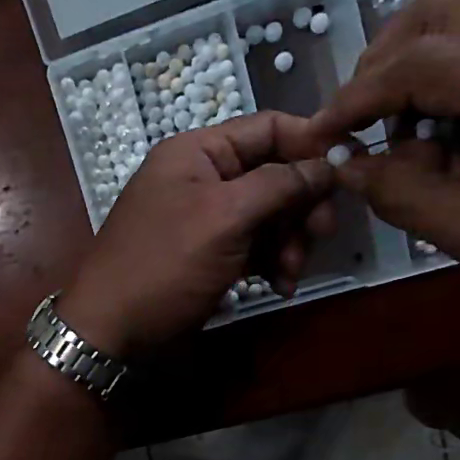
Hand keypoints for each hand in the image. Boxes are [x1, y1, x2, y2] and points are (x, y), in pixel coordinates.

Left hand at [61, 112, 334, 356]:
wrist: (111, 331)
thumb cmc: (163, 266)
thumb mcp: (224, 218)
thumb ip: (279, 184)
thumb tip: (328, 163)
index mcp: (197, 151)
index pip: (269, 128)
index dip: (311, 145)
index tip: (348, 174)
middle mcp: (201, 177)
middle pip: (273, 173)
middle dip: (301, 205)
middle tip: (320, 236)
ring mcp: (203, 218)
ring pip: (268, 214)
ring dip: (289, 241)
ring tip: (290, 273)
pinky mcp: (206, 254)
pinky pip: (252, 246)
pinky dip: (270, 262)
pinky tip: (280, 286)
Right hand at [307, 0, 459, 313]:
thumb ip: (398, 191)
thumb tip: (347, 163)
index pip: (417, 61)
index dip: (353, 99)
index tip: (317, 138)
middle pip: (438, 10)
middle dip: (381, 65)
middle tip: (360, 126)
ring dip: (415, 69)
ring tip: (405, 136)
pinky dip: (452, 77)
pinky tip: (451, 133)